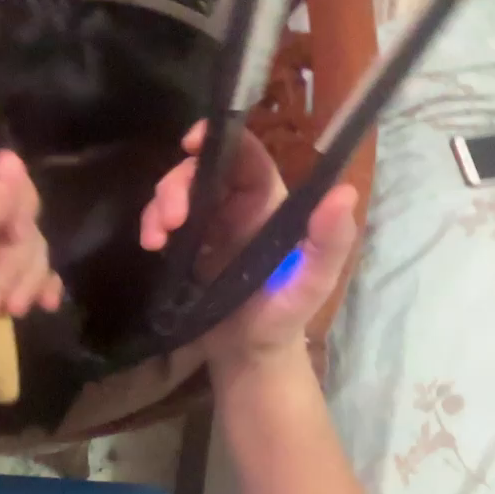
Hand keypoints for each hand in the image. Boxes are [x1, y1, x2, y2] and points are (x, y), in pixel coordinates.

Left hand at [0, 150, 62, 381]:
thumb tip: (14, 155)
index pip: (9, 191)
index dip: (19, 216)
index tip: (11, 237)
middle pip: (26, 229)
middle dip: (14, 267)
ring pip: (34, 256)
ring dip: (24, 285)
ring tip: (0, 311)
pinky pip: (36, 281)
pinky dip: (43, 291)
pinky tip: (45, 306)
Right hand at [140, 123, 358, 374]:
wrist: (248, 355)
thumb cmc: (285, 317)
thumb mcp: (313, 283)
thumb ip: (329, 242)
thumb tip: (343, 193)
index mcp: (268, 203)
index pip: (245, 155)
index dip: (219, 138)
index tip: (191, 142)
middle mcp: (237, 206)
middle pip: (202, 170)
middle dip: (177, 183)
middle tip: (170, 218)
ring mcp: (209, 226)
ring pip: (178, 192)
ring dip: (160, 206)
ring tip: (155, 239)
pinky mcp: (186, 247)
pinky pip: (164, 221)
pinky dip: (152, 225)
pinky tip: (151, 246)